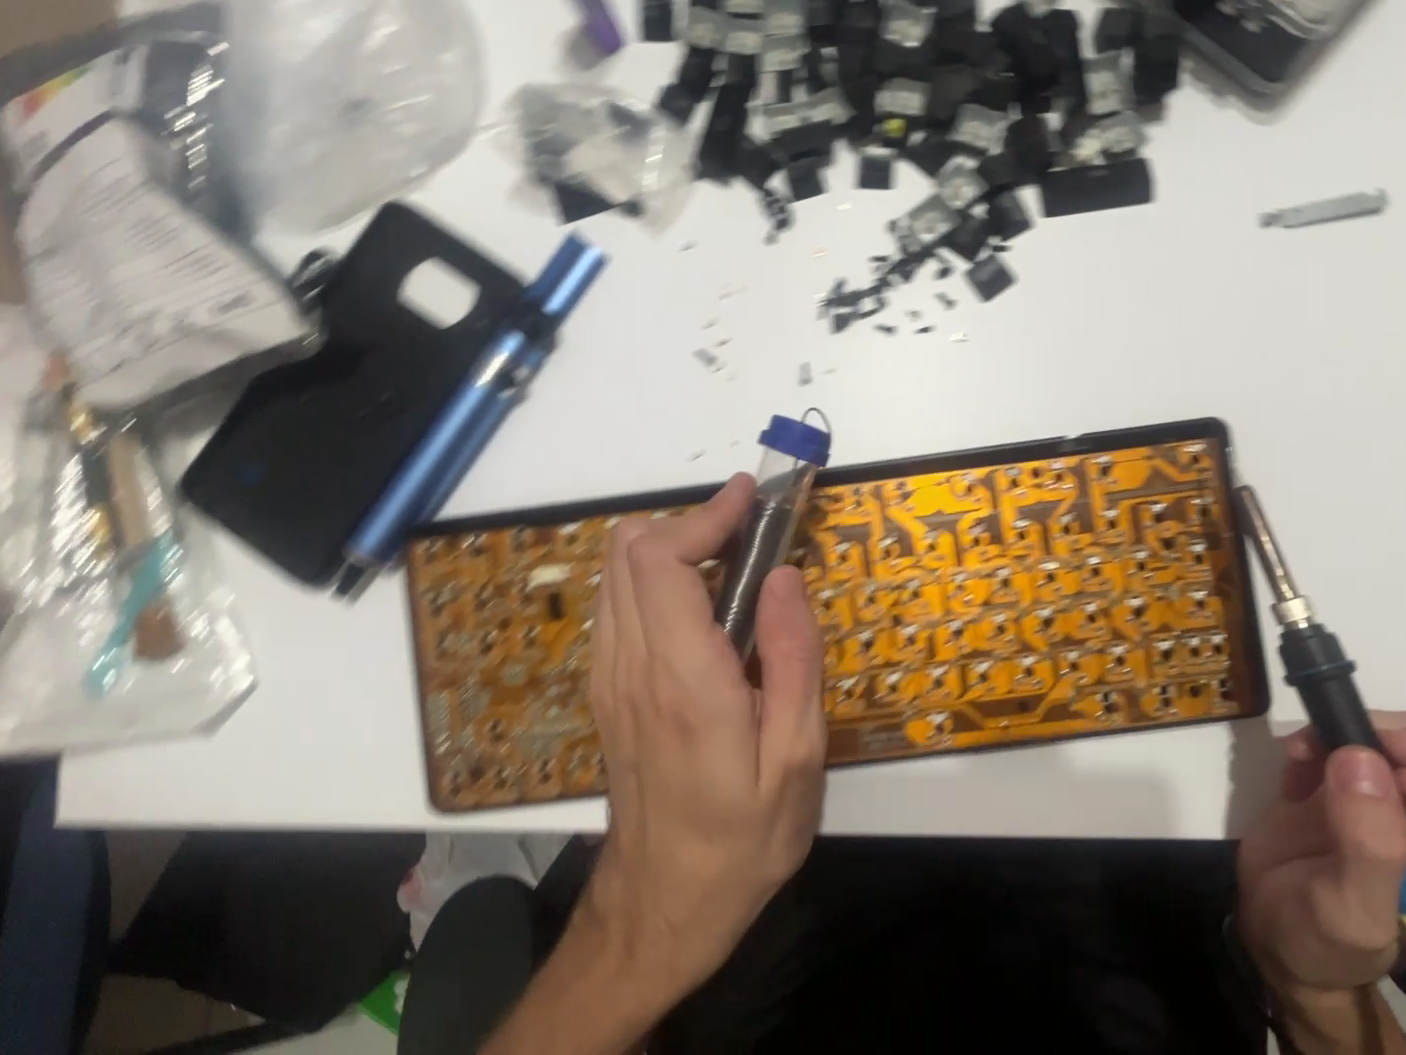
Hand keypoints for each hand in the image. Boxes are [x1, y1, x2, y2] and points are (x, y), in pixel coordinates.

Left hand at [577, 474, 828, 999]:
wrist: (663, 906)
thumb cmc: (744, 839)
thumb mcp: (797, 759)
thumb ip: (793, 658)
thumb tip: (783, 575)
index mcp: (684, 678)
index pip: (663, 559)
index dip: (705, 514)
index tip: (751, 499)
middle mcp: (632, 666)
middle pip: (628, 551)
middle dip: (689, 522)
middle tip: (750, 535)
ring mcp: (609, 679)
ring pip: (617, 575)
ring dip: (671, 549)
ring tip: (734, 566)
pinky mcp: (608, 692)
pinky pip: (620, 608)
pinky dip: (656, 582)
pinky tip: (704, 611)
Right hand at [1237, 711, 1405, 999]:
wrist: (1273, 920)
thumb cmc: (1325, 942)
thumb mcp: (1351, 919)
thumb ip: (1370, 850)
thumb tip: (1363, 761)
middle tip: (1382, 748)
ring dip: (1380, 731)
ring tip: (1315, 756)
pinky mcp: (1382, 767)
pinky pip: (1380, 724)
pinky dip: (1335, 725)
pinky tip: (1300, 758)